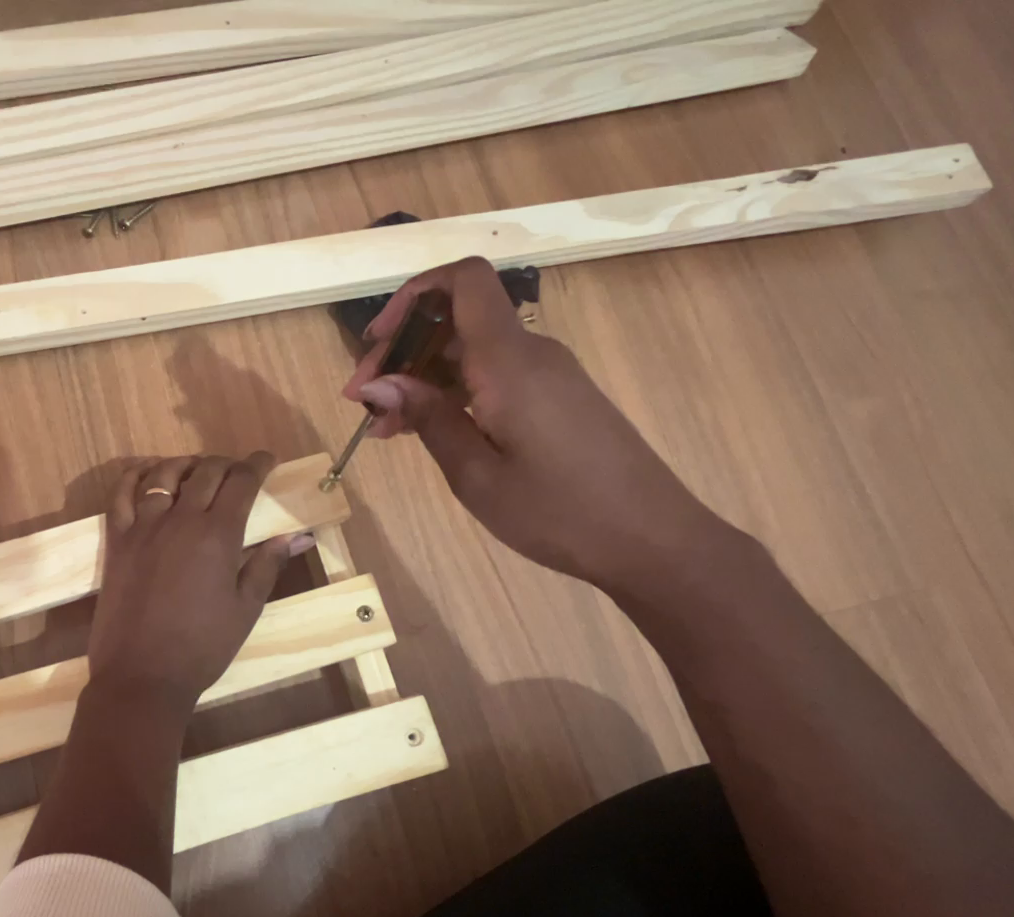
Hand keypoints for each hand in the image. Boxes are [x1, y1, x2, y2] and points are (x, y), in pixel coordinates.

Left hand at [87, 453, 310, 707]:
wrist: (142, 675)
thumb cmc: (202, 648)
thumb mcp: (245, 609)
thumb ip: (267, 566)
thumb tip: (297, 537)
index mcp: (218, 535)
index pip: (242, 483)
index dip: (257, 465)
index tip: (266, 461)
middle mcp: (180, 519)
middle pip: (206, 472)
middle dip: (226, 464)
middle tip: (237, 470)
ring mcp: (143, 527)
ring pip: (164, 474)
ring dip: (185, 464)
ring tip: (197, 468)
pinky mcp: (116, 540)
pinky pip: (122, 493)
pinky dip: (136, 475)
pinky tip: (147, 472)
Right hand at [341, 257, 735, 592]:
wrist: (652, 539)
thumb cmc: (558, 512)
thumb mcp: (476, 474)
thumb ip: (428, 418)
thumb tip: (377, 383)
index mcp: (509, 361)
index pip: (464, 280)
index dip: (413, 294)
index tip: (377, 344)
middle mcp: (530, 353)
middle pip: (457, 320)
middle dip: (402, 351)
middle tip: (361, 404)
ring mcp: (547, 375)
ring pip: (471, 352)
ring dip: (423, 379)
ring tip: (387, 430)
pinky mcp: (556, 398)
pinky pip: (494, 377)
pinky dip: (454, 394)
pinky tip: (429, 433)